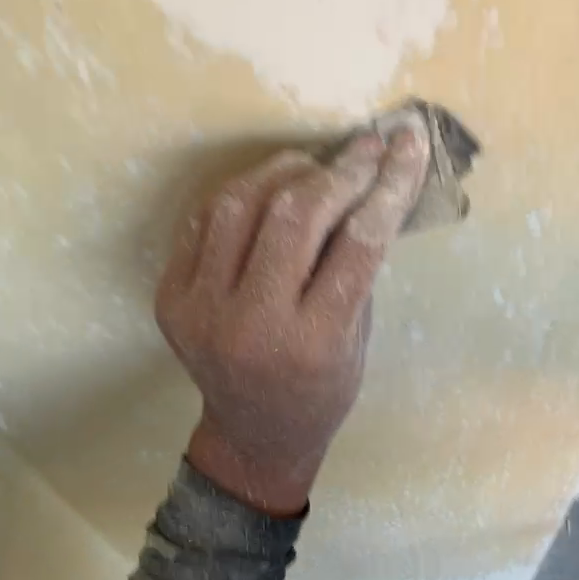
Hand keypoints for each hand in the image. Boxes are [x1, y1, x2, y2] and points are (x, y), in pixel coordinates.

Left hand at [155, 125, 429, 515]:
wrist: (255, 434)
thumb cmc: (323, 390)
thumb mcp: (357, 338)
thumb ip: (357, 270)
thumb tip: (369, 188)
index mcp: (315, 343)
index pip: (358, 244)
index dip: (388, 185)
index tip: (408, 145)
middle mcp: (254, 324)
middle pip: (296, 216)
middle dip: (339, 170)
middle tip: (365, 147)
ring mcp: (202, 309)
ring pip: (240, 205)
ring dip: (285, 171)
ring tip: (314, 166)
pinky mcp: (171, 297)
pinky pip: (203, 221)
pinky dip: (242, 194)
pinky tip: (269, 190)